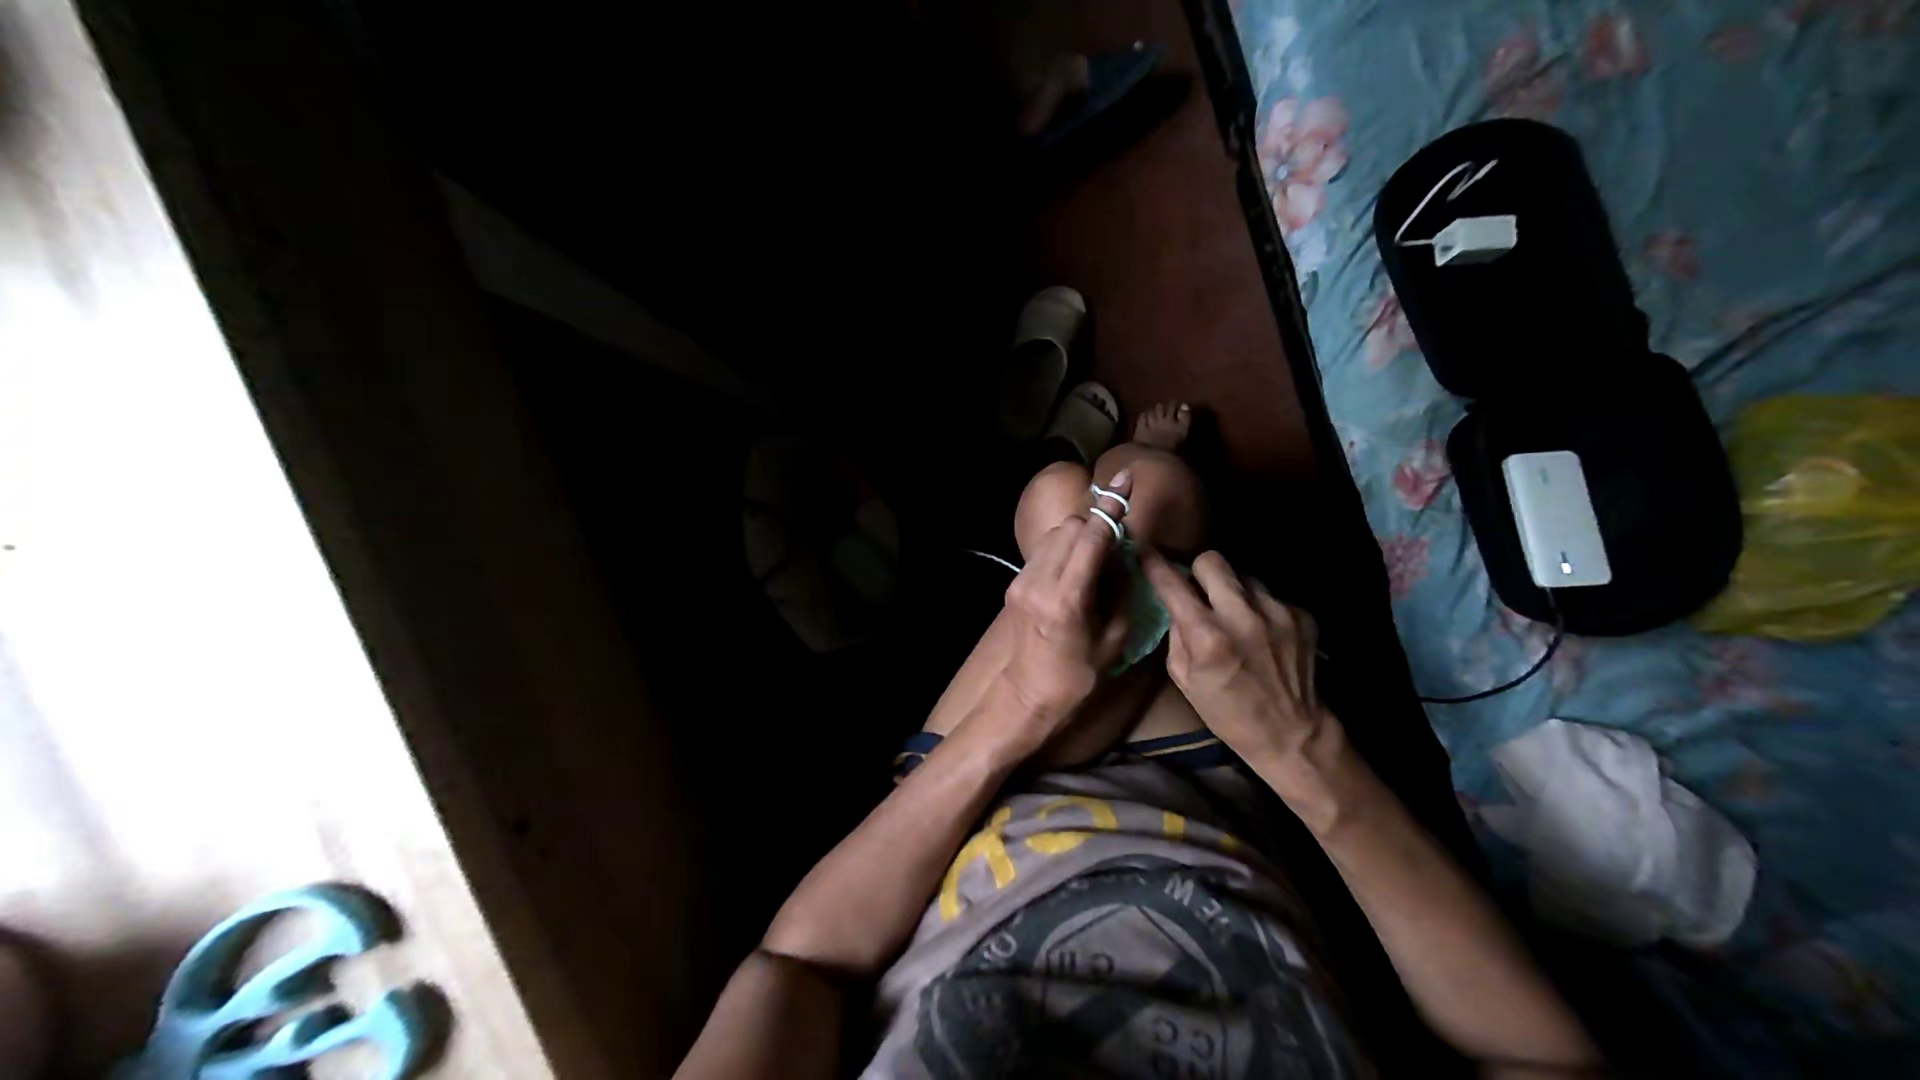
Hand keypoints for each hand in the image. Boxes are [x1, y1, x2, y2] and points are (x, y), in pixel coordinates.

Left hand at [996, 470, 1133, 727]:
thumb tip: (1124, 550)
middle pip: (1070, 526)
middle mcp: (1038, 582)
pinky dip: (1063, 548)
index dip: (1111, 507)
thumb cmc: (1078, 676)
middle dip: (1096, 525)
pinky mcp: (1015, 583)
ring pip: (1054, 534)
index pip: (1091, 537)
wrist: (1027, 695)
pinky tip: (1075, 570)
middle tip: (1115, 546)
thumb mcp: (1115, 638)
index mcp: (1067, 599)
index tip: (1126, 481)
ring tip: (1095, 560)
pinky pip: (1043, 550)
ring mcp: (1021, 581)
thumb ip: (1121, 588)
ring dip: (1078, 535)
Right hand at [1138, 548, 1344, 796]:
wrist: (1293, 734)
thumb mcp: (1184, 678)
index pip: (1173, 583)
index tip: (1144, 550)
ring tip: (1234, 617)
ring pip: (1243, 575)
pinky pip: (1268, 595)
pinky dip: (1258, 608)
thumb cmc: (1227, 712)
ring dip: (1231, 591)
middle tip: (1198, 591)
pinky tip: (1260, 633)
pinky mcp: (1301, 616)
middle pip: (1212, 560)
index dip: (1153, 563)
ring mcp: (1278, 613)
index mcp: (1208, 637)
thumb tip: (1173, 600)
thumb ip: (1176, 633)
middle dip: (1198, 571)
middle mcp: (1243, 616)